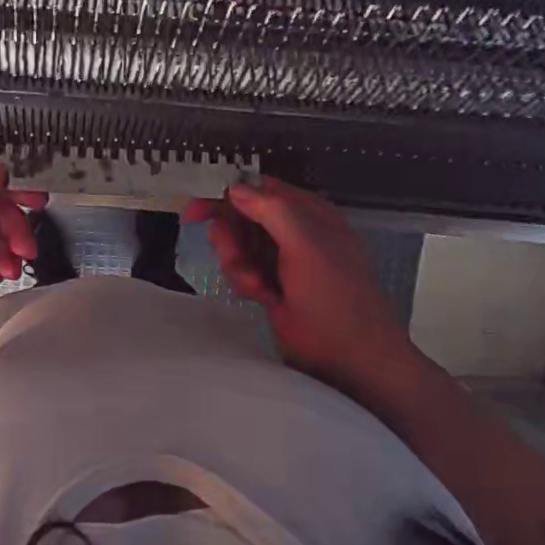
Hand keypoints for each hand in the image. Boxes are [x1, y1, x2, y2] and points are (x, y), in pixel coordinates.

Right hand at [186, 177, 407, 383]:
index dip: (227, 198)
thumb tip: (236, 188)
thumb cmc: (333, 296)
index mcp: (308, 213)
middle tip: (236, 259)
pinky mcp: (273, 287)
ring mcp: (282, 261)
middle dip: (232, 240)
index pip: (260, 190)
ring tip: (257, 286)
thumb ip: (272, 210)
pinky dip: (245, 282)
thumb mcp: (306, 244)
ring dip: (239, 265)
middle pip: (242, 219)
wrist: (349, 356)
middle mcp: (294, 232)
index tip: (196, 214)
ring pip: (239, 248)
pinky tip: (261, 297)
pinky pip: (243, 272)